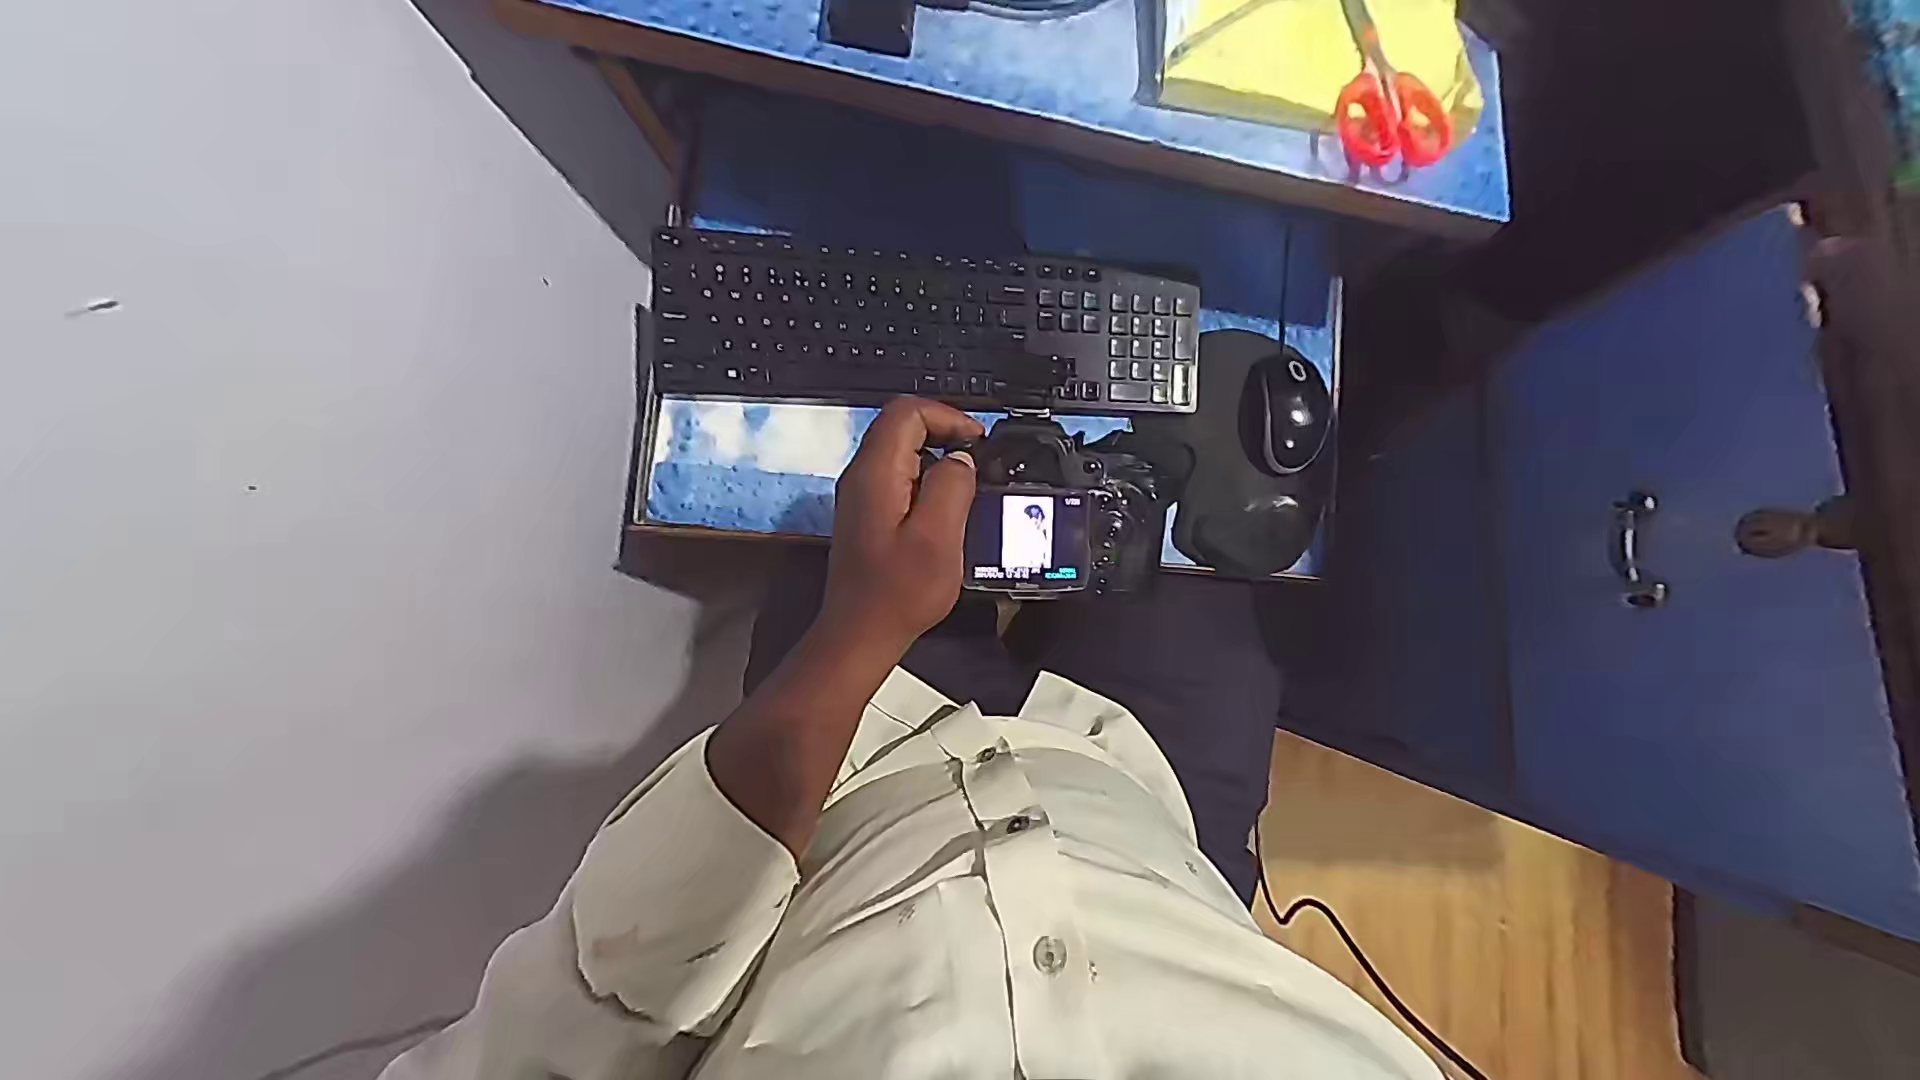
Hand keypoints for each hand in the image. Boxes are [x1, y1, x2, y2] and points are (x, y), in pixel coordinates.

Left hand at [820, 396, 984, 653]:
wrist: (862, 632)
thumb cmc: (897, 593)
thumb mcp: (938, 538)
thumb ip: (952, 487)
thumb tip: (962, 460)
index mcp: (876, 474)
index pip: (907, 411)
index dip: (948, 416)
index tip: (976, 440)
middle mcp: (862, 476)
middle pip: (901, 424)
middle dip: (944, 431)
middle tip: (976, 456)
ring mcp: (861, 493)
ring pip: (900, 449)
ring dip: (936, 454)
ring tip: (967, 480)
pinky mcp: (867, 512)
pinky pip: (897, 475)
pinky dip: (925, 476)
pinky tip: (945, 503)